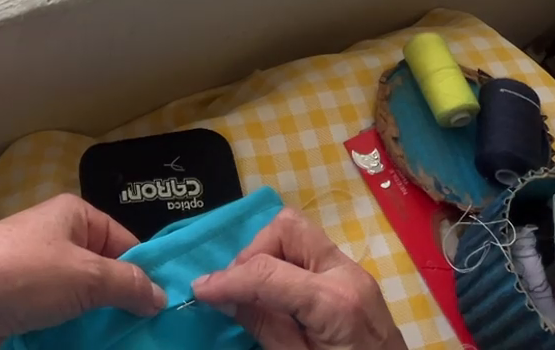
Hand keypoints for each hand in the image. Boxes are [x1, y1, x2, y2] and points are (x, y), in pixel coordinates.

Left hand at [0, 194, 164, 349]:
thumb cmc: (21, 275)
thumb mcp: (83, 275)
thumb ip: (126, 284)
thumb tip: (161, 295)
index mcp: (72, 214)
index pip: (123, 240)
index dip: (145, 271)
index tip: (168, 307)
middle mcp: (54, 239)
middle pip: (102, 273)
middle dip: (123, 304)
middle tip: (152, 336)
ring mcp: (34, 275)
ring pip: (81, 303)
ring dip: (99, 327)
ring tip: (127, 347)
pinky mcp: (17, 309)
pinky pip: (57, 323)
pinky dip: (73, 337)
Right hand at [191, 209, 406, 349]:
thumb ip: (265, 328)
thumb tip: (226, 296)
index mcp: (336, 302)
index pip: (268, 272)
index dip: (228, 279)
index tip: (199, 289)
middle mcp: (347, 273)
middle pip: (287, 227)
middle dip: (255, 251)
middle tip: (239, 289)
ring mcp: (355, 272)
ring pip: (299, 231)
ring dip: (269, 253)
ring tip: (256, 291)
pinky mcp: (354, 279)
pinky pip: (310, 251)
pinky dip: (286, 261)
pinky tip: (277, 291)